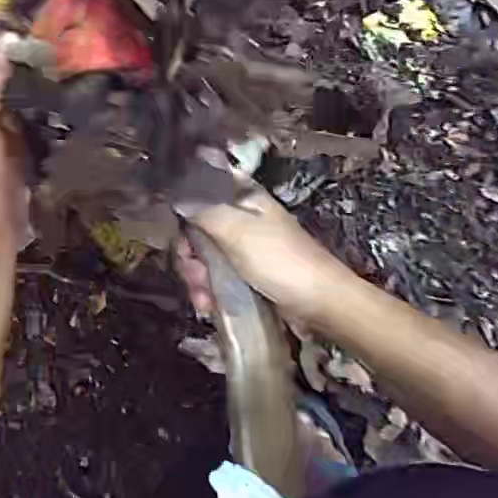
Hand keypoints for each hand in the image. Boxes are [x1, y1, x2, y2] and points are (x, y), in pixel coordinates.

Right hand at [175, 183, 356, 323]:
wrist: (323, 305)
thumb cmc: (280, 260)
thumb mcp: (237, 229)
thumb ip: (202, 210)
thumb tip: (174, 194)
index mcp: (241, 197)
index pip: (199, 190)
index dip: (183, 210)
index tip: (178, 234)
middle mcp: (240, 217)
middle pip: (196, 227)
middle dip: (189, 255)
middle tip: (194, 275)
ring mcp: (244, 246)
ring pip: (203, 255)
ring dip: (197, 278)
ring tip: (203, 300)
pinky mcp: (247, 273)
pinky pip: (216, 275)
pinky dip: (209, 290)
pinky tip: (209, 306)